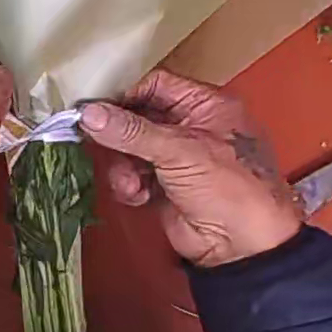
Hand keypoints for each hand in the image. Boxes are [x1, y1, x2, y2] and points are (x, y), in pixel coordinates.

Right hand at [79, 69, 300, 266]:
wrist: (242, 246)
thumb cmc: (228, 187)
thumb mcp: (180, 150)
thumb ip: (131, 131)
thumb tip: (89, 113)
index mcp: (205, 106)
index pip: (156, 86)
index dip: (126, 95)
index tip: (95, 108)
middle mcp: (190, 128)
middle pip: (138, 119)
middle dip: (120, 137)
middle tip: (98, 143)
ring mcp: (175, 159)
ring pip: (130, 150)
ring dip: (123, 167)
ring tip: (129, 182)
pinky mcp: (163, 187)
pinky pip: (133, 176)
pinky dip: (130, 186)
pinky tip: (138, 197)